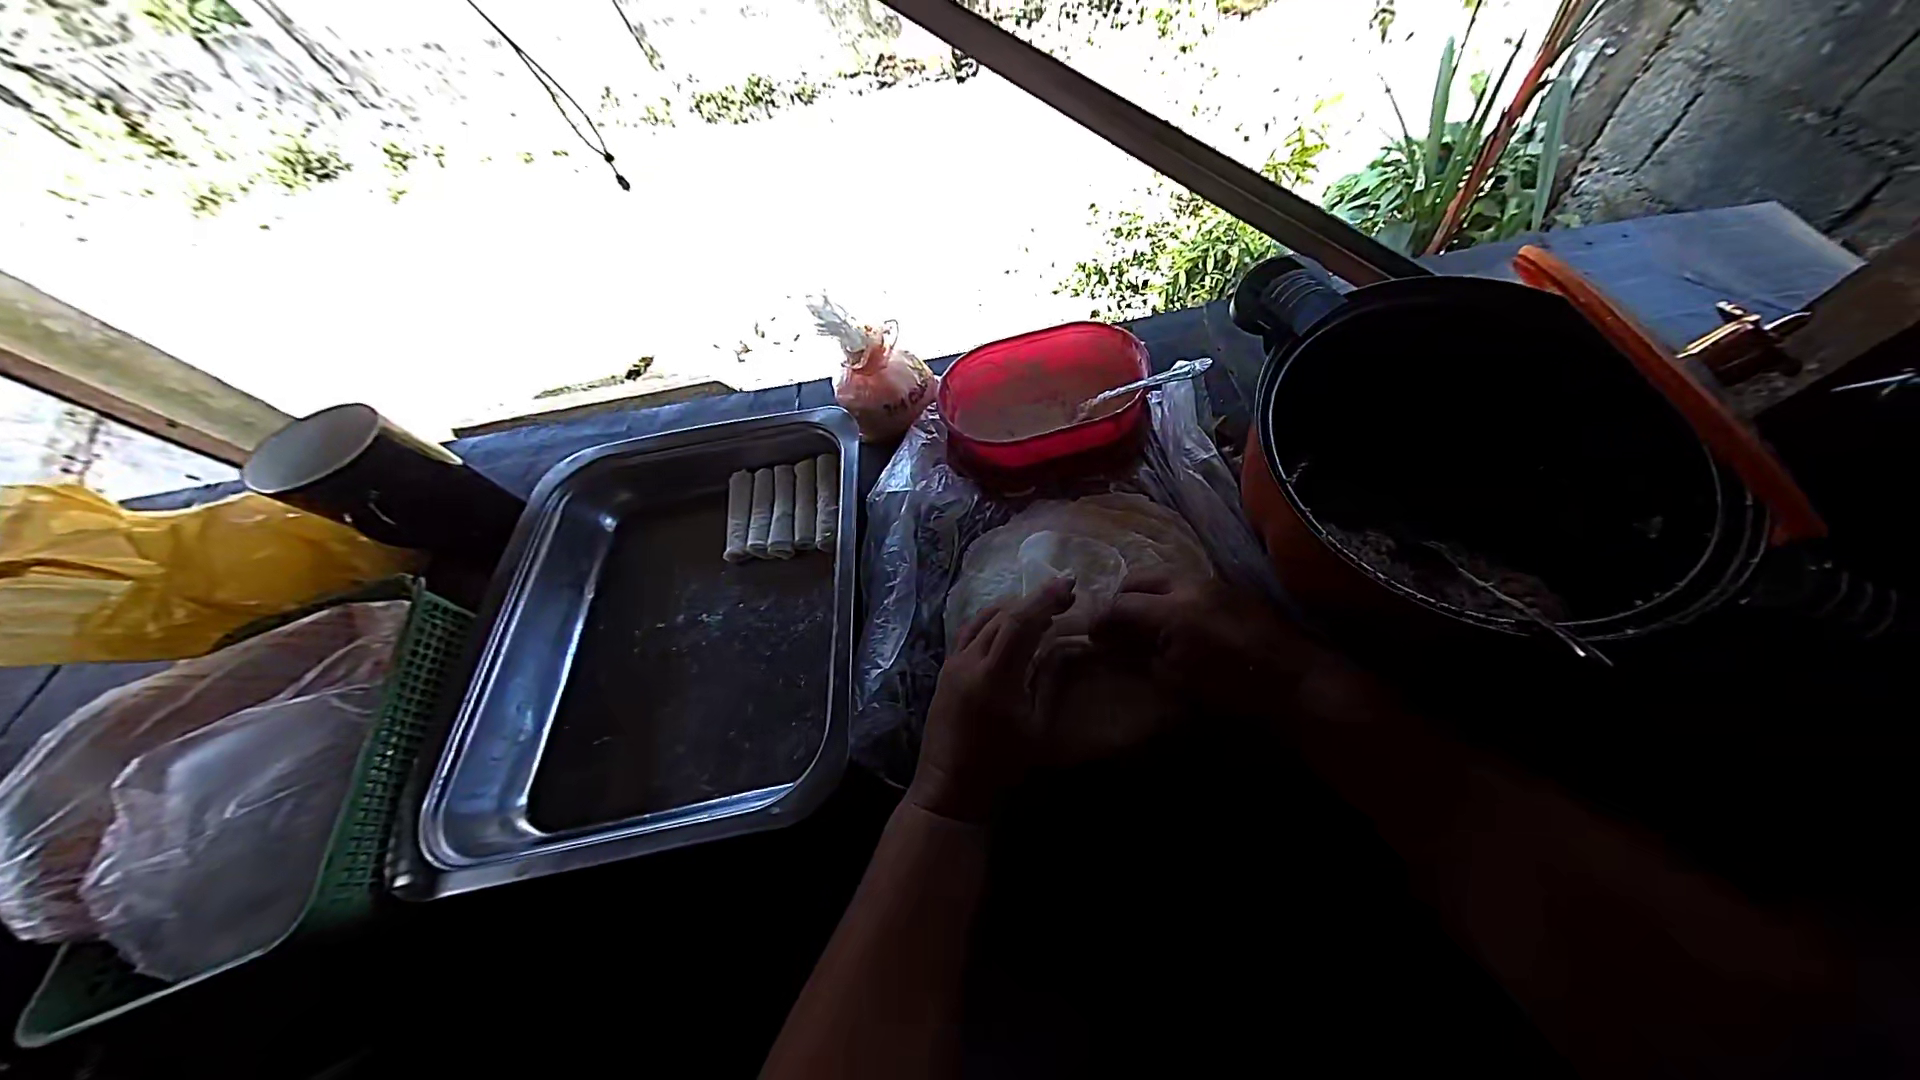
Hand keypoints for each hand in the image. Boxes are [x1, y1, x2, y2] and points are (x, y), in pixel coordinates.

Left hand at [909, 578, 1074, 822]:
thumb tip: (1058, 648)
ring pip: (983, 620)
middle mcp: (969, 661)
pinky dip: (991, 620)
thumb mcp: (1037, 728)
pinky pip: (968, 632)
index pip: (1020, 622)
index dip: (1045, 599)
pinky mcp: (946, 670)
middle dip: (1034, 601)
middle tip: (1063, 595)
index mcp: (995, 676)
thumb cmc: (1001, 766)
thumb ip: (1048, 682)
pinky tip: (1007, 625)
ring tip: (1039, 608)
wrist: (950, 788)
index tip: (1069, 583)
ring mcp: (953, 664)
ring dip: (1011, 608)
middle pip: (1003, 615)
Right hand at [1089, 573, 1330, 722]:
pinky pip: (1186, 582)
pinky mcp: (1229, 589)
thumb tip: (1122, 644)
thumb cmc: (1233, 690)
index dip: (1101, 621)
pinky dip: (1169, 595)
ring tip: (1142, 620)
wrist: (1297, 682)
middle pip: (1139, 579)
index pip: (1120, 606)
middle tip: (1114, 624)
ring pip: (1163, 576)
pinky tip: (1172, 617)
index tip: (1092, 635)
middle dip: (1121, 599)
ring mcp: (1212, 582)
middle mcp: (1188, 585)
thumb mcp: (1177, 681)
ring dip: (1146, 594)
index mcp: (1171, 610)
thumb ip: (1144, 655)